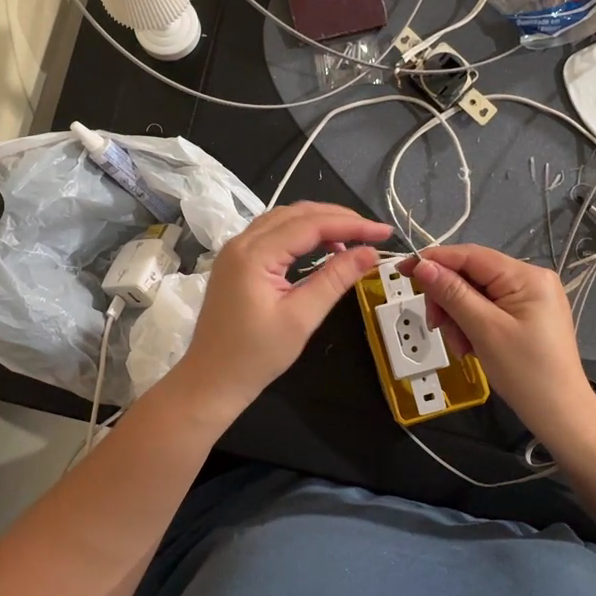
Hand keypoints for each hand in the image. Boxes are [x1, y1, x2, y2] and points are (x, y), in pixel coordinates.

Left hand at [176, 202, 392, 412]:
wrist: (211, 381)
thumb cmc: (255, 356)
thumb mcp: (301, 318)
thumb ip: (335, 280)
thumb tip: (369, 253)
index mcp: (254, 254)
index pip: (310, 225)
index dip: (351, 224)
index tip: (384, 232)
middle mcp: (241, 242)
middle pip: (296, 214)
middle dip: (337, 218)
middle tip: (373, 232)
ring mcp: (235, 250)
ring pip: (284, 219)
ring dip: (319, 222)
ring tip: (352, 238)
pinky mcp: (236, 262)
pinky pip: (273, 233)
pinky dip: (301, 234)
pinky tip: (322, 249)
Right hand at [404, 245, 595, 438]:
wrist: (562, 415)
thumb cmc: (526, 372)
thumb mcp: (484, 330)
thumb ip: (452, 294)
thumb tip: (422, 266)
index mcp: (526, 275)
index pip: (470, 255)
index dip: (434, 260)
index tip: (403, 271)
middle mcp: (530, 278)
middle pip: (471, 274)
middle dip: (448, 300)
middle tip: (437, 327)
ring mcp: (530, 298)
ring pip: (476, 294)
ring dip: (458, 317)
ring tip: (462, 347)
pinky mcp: (527, 316)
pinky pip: (488, 309)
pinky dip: (472, 325)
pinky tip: (472, 347)